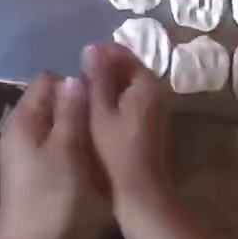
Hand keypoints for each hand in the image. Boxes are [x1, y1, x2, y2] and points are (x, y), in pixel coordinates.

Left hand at [0, 73, 108, 238]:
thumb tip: (76, 76)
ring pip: (66, 129)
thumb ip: (72, 113)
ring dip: (88, 132)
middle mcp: (25, 133)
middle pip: (58, 104)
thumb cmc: (53, 202)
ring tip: (116, 140)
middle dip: (86, 108)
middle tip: (116, 119)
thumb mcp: (67, 151)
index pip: (49, 81)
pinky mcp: (47, 178)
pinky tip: (106, 164)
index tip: (107, 96)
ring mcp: (34, 157)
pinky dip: (85, 153)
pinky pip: (68, 152)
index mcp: (24, 121)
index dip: (78, 83)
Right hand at [81, 42, 170, 201]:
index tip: (79, 59)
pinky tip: (97, 106)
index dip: (101, 53)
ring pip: (129, 83)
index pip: (124, 54)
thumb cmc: (115, 151)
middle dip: (104, 68)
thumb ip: (97, 77)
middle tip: (78, 76)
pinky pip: (132, 97)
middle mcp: (158, 90)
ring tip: (83, 90)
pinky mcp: (153, 119)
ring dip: (108, 83)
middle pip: (128, 67)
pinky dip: (116, 97)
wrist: (139, 191)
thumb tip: (92, 47)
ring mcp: (158, 105)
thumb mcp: (100, 111)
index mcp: (148, 84)